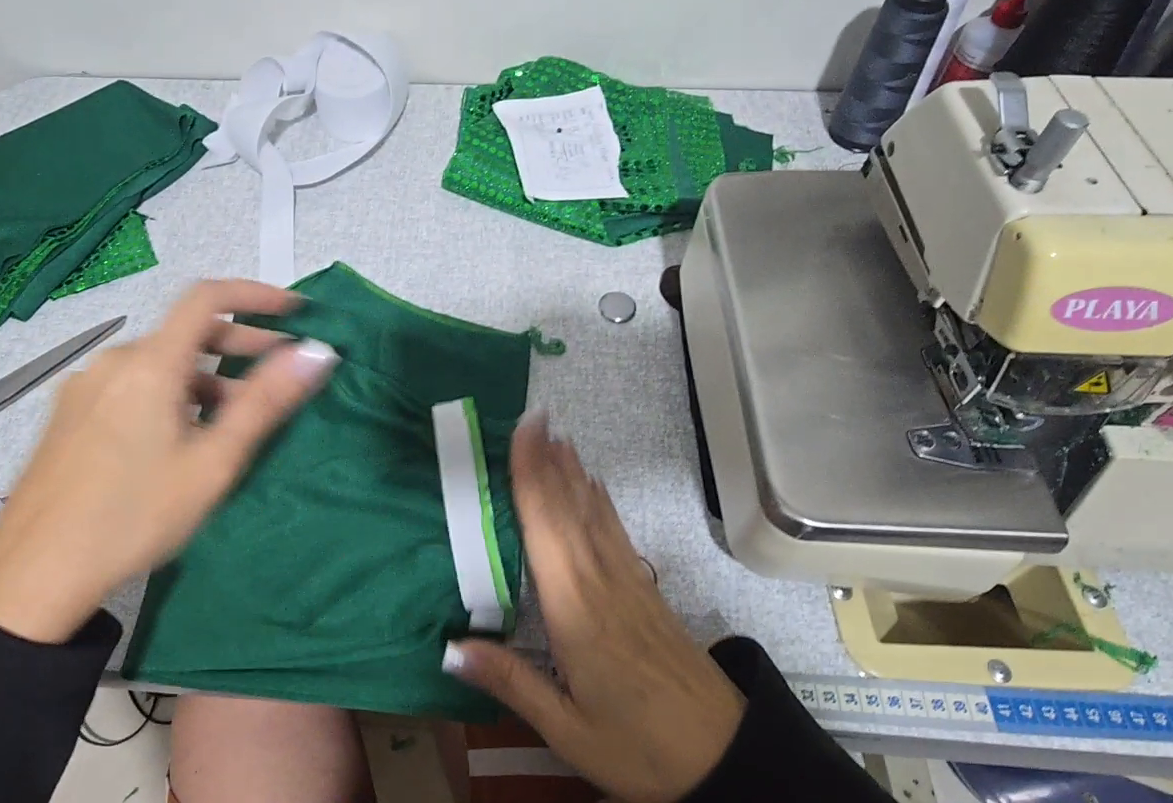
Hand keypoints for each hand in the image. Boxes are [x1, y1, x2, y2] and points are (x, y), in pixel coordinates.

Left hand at [0, 279, 337, 643]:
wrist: (31, 578)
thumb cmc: (133, 517)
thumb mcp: (212, 464)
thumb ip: (266, 402)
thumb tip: (316, 353)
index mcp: (149, 364)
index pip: (207, 298)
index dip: (256, 295)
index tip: (294, 311)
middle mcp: (113, 362)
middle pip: (185, 331)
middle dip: (240, 343)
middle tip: (281, 369)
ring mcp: (85, 387)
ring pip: (160, 362)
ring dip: (207, 374)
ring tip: (237, 415)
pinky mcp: (68, 414)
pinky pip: (133, 384)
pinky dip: (172, 391)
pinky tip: (183, 434)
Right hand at [444, 415, 744, 802]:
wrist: (723, 755)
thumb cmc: (639, 746)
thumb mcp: (567, 730)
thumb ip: (511, 682)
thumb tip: (449, 647)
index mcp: (576, 610)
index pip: (546, 527)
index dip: (533, 474)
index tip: (524, 431)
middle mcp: (602, 582)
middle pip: (570, 509)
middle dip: (550, 460)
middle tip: (534, 417)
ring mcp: (628, 583)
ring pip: (595, 514)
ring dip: (574, 472)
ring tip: (559, 437)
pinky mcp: (646, 591)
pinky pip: (616, 532)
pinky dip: (601, 501)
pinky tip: (595, 487)